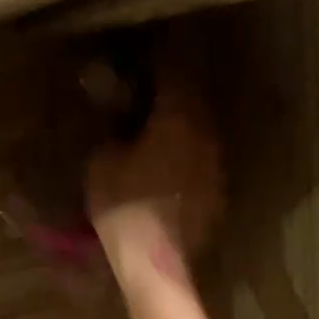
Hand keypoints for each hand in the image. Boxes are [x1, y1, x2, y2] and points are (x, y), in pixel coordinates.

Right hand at [84, 77, 223, 287]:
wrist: (155, 263)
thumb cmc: (124, 207)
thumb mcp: (101, 165)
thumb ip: (111, 137)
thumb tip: (117, 126)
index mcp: (179, 117)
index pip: (174, 71)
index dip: (157, 60)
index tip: (141, 55)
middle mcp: (207, 133)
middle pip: (190, 101)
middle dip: (168, 95)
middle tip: (143, 95)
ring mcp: (216, 165)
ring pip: (197, 133)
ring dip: (177, 129)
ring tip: (151, 133)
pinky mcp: (216, 193)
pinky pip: (197, 163)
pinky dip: (181, 159)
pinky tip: (162, 172)